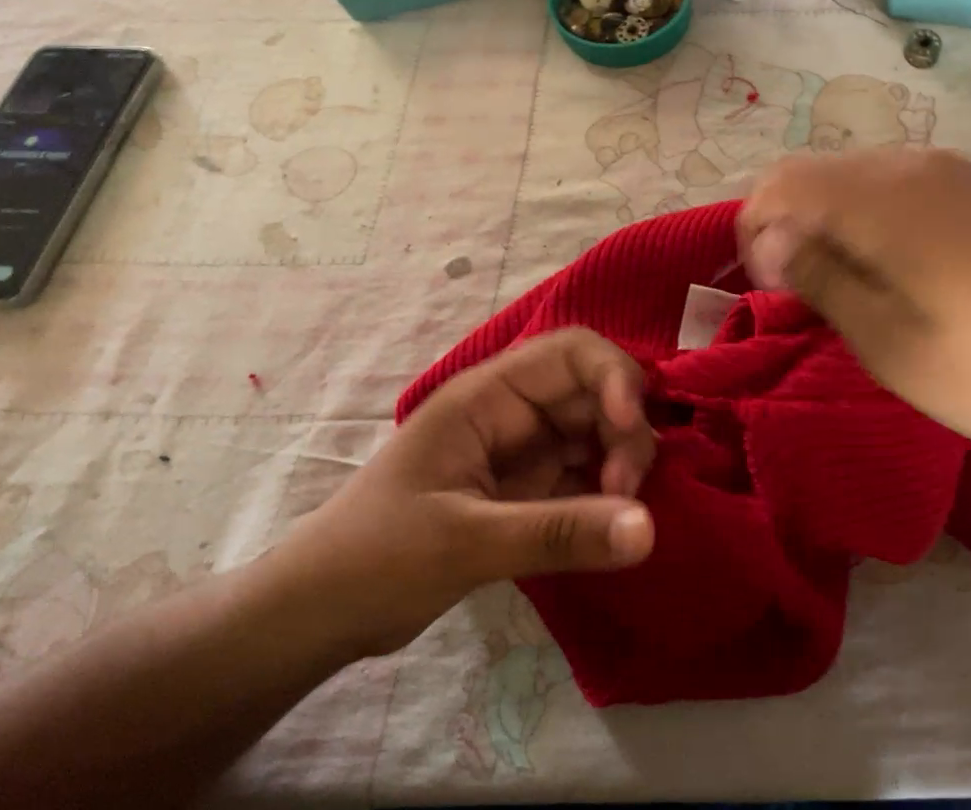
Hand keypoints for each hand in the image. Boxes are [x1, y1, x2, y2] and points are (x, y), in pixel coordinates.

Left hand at [258, 329, 657, 658]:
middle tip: (625, 496)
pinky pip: (590, 478)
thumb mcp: (465, 543)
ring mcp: (525, 454)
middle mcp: (513, 415)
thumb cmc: (375, 559)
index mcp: (486, 398)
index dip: (614, 378)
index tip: (629, 431)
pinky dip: (613, 497)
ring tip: (621, 520)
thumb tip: (649, 530)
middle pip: (598, 395)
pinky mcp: (532, 493)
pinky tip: (617, 527)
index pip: (572, 354)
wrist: (321, 615)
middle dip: (625, 435)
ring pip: (601, 437)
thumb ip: (559, 534)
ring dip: (624, 466)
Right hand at [737, 149, 970, 470]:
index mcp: (883, 196)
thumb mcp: (890, 342)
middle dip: (794, 229)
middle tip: (810, 300)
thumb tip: (774, 238)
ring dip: (839, 228)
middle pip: (821, 175)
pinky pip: (911, 191)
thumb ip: (822, 278)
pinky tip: (912, 277)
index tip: (773, 293)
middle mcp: (919, 165)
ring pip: (866, 181)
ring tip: (860, 295)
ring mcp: (965, 174)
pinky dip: (883, 224)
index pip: (779, 183)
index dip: (755, 234)